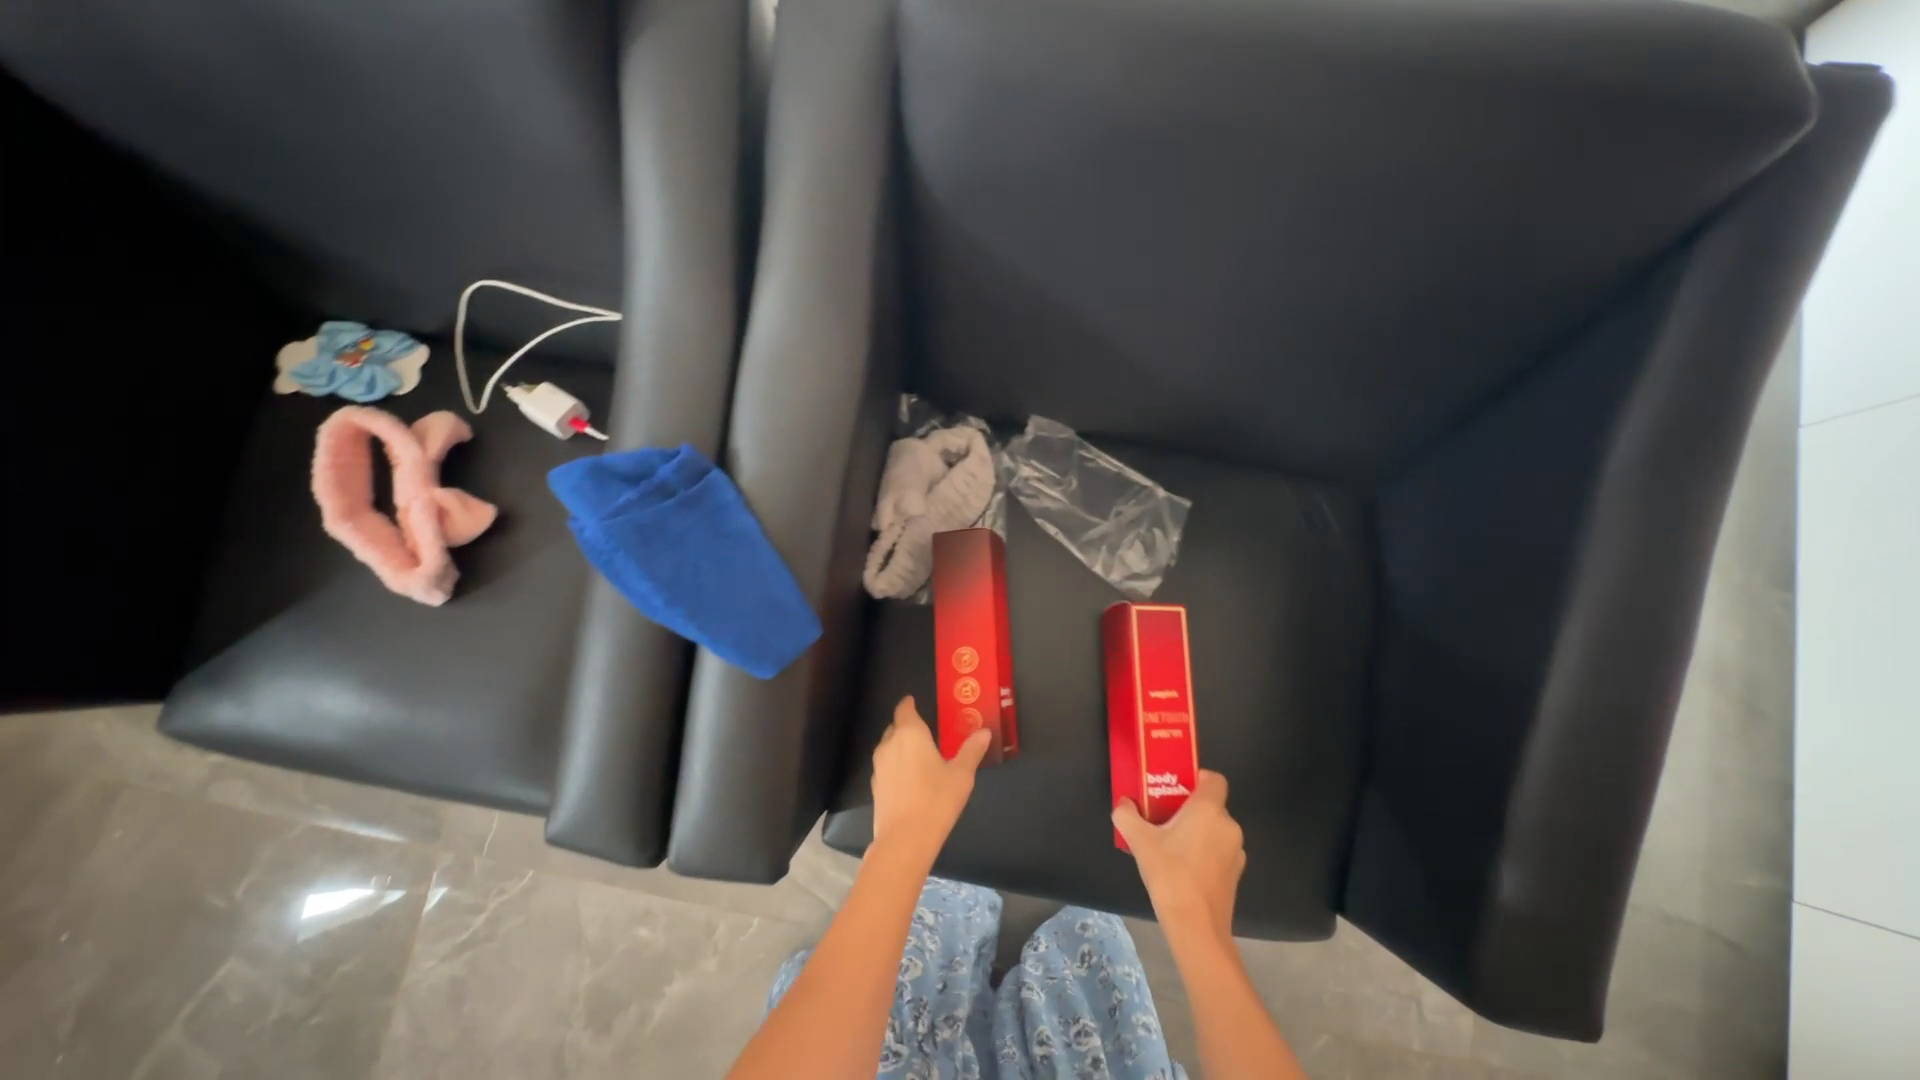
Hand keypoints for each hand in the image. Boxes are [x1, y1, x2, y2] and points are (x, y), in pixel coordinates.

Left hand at [871, 696, 990, 863]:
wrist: (905, 838)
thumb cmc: (937, 799)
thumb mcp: (961, 774)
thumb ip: (971, 751)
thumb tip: (984, 732)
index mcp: (910, 734)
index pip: (904, 710)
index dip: (909, 705)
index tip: (914, 702)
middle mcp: (889, 744)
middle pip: (895, 727)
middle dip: (907, 726)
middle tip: (925, 732)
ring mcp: (879, 766)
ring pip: (888, 747)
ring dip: (900, 747)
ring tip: (919, 756)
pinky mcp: (875, 786)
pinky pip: (886, 767)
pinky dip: (896, 766)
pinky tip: (910, 779)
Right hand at [1113, 770, 1244, 943]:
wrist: (1196, 925)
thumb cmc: (1169, 874)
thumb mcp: (1139, 842)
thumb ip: (1127, 816)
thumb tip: (1123, 804)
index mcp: (1209, 810)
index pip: (1214, 779)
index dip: (1198, 778)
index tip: (1176, 788)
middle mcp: (1228, 825)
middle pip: (1211, 806)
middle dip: (1189, 809)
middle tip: (1164, 818)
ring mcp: (1236, 852)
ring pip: (1215, 830)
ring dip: (1198, 832)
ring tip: (1171, 846)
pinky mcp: (1236, 874)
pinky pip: (1219, 852)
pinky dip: (1205, 853)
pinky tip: (1184, 869)